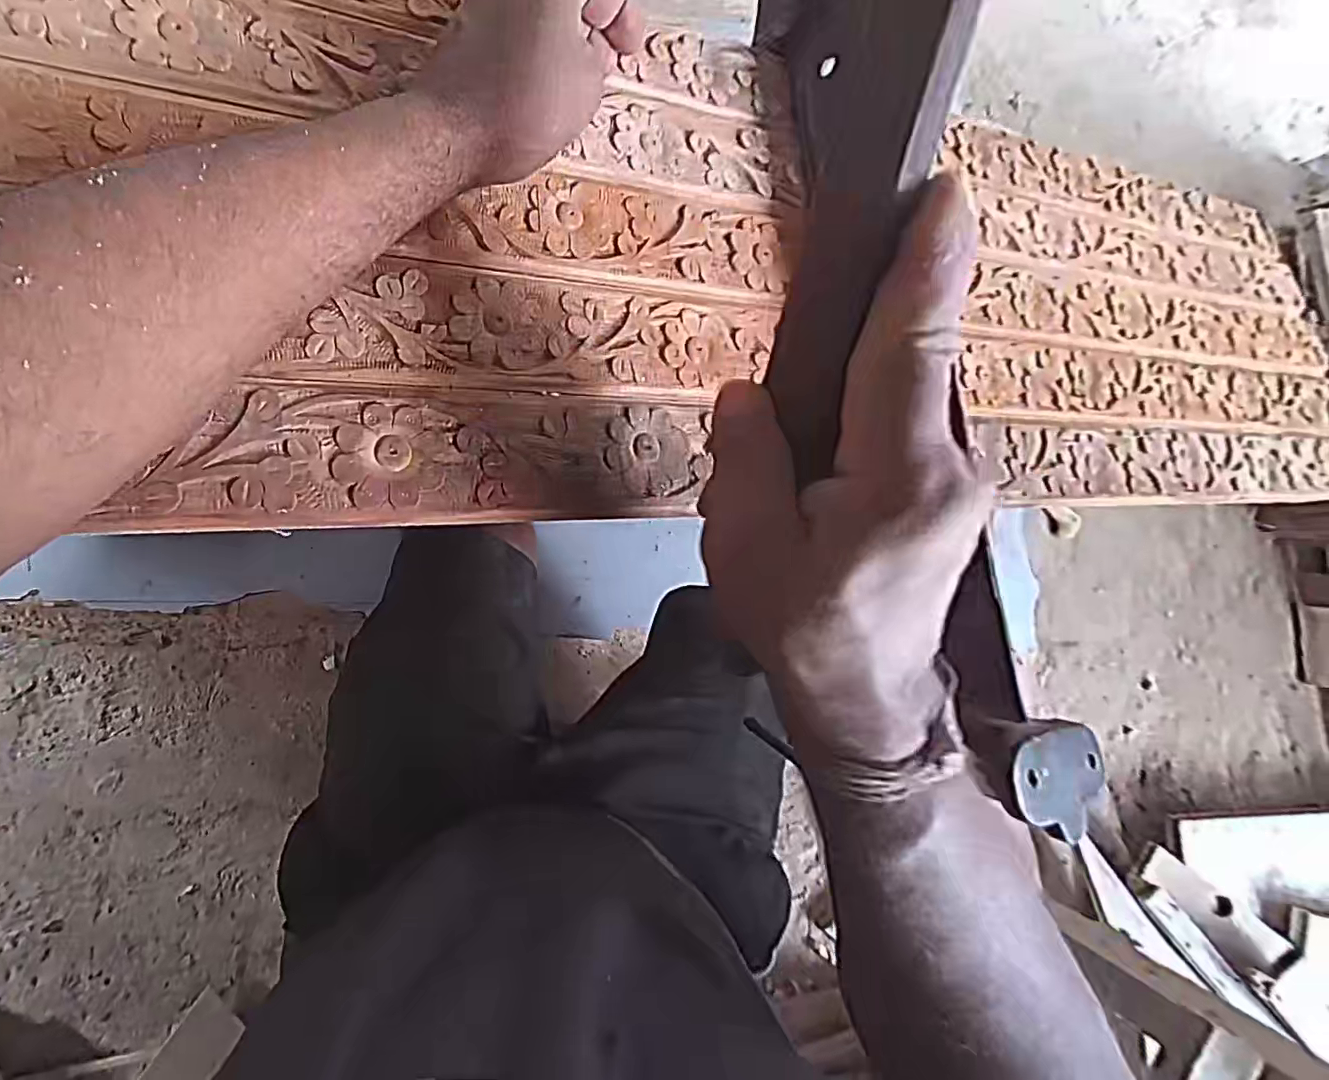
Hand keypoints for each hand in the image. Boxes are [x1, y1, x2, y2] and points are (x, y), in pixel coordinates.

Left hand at [411, 0, 644, 186]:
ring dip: (560, 39)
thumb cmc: (509, 110)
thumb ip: (598, 57)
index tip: (627, 42)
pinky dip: (529, 50)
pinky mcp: (463, 32)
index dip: (624, 17)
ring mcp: (484, 4)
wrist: (446, 138)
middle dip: (592, 24)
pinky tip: (535, 87)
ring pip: (539, 13)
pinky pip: (510, 31)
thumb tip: (590, 56)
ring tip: (569, 83)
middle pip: (569, 0)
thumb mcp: (588, 86)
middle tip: (604, 57)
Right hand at [700, 175, 991, 763]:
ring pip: (899, 403)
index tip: (943, 199)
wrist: (861, 694)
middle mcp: (951, 466)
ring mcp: (960, 480)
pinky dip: (860, 417)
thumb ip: (748, 460)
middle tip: (799, 366)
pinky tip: (812, 457)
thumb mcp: (748, 544)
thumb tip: (746, 395)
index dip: (923, 274)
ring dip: (845, 393)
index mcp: (898, 477)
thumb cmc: (798, 625)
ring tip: (786, 454)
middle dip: (851, 345)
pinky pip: (901, 429)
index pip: (909, 355)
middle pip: (903, 371)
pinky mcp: (948, 494)